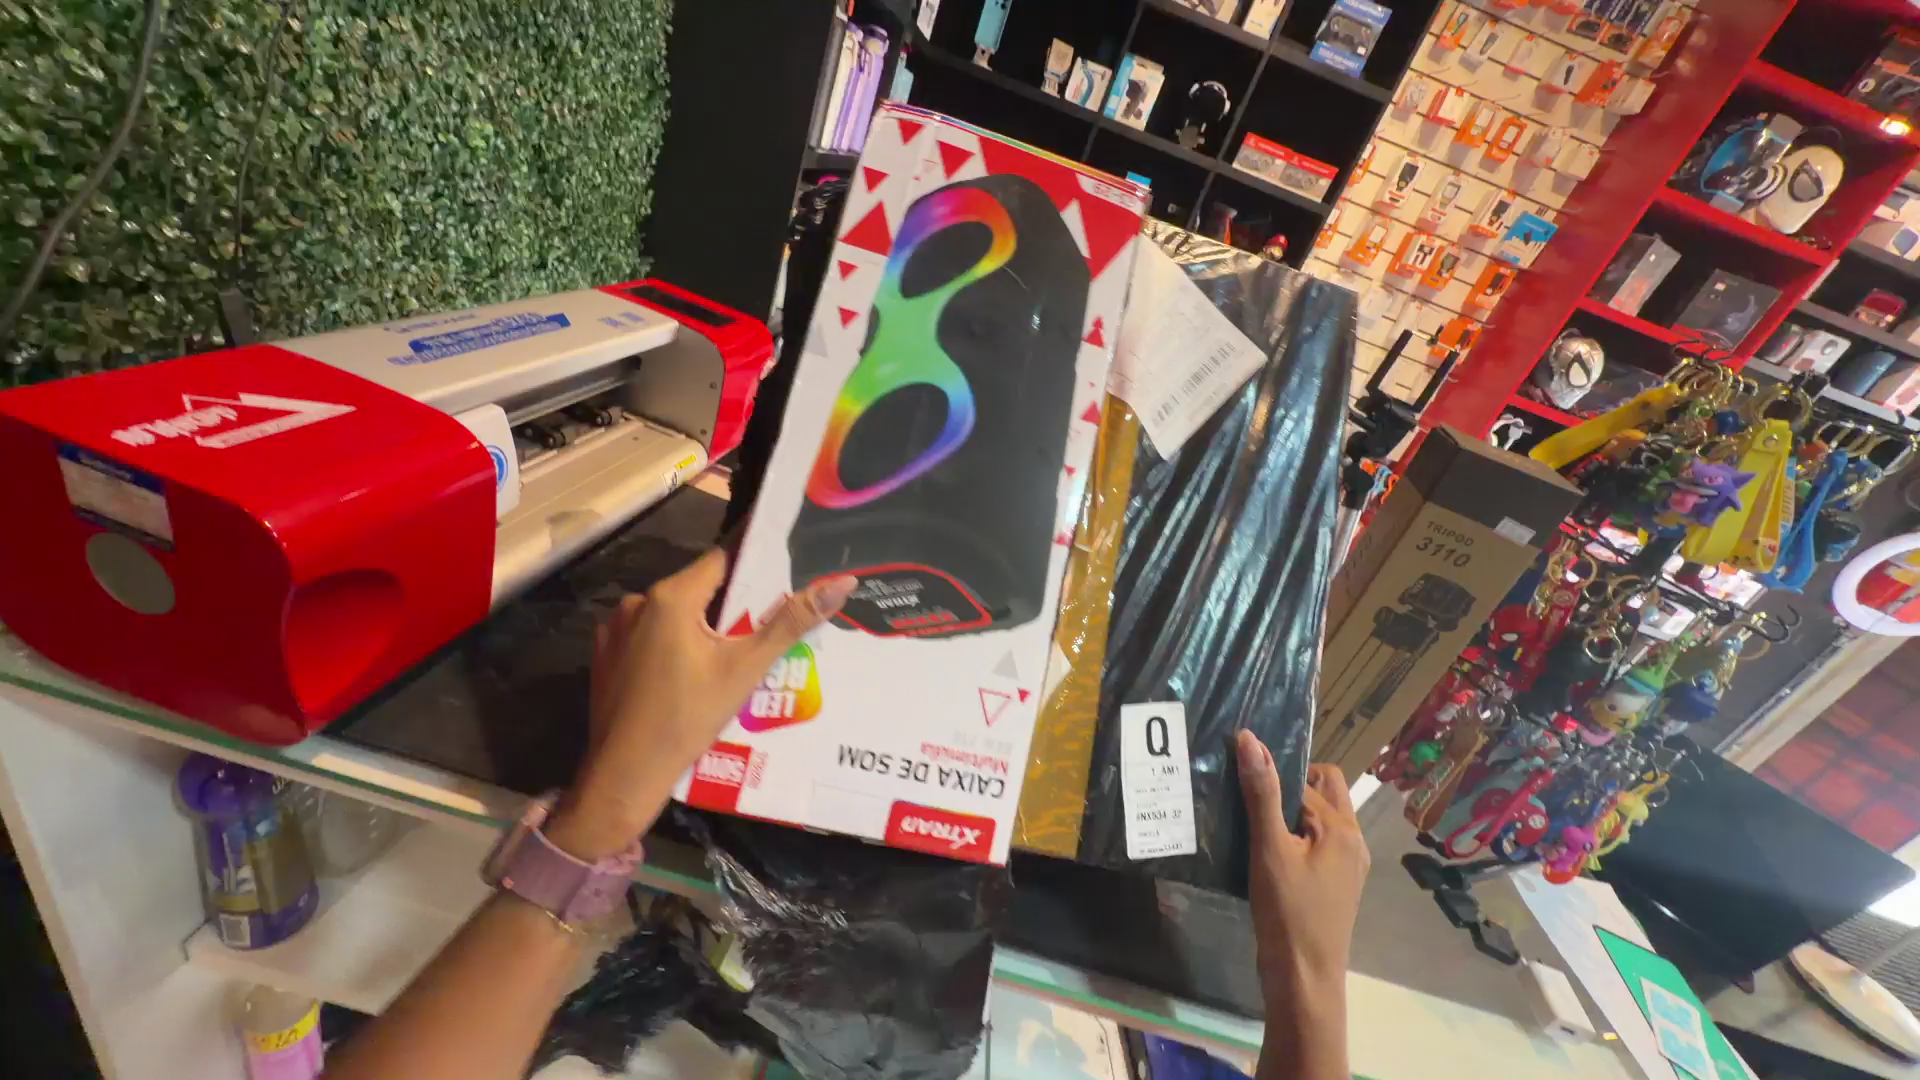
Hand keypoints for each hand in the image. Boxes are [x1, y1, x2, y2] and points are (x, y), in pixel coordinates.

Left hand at [545, 550, 856, 858]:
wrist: (624, 775)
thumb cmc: (688, 717)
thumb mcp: (747, 669)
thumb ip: (793, 621)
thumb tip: (843, 582)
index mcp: (671, 596)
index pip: (723, 558)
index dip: (754, 565)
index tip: (781, 576)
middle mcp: (638, 602)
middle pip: (699, 587)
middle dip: (731, 604)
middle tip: (762, 627)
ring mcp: (616, 628)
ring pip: (674, 612)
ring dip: (701, 625)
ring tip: (730, 655)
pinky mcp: (607, 654)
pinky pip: (649, 634)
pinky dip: (671, 644)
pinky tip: (689, 674)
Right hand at [1238, 732, 1368, 1003]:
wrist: (1304, 977)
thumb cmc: (1286, 910)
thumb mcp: (1268, 847)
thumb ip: (1261, 792)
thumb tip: (1249, 739)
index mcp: (1341, 827)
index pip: (1302, 779)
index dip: (1270, 773)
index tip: (1236, 774)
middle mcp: (1353, 839)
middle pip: (1324, 788)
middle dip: (1290, 782)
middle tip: (1250, 794)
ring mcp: (1349, 863)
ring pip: (1321, 815)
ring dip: (1291, 808)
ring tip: (1252, 818)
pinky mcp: (1338, 881)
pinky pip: (1319, 839)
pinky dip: (1296, 831)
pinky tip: (1266, 847)